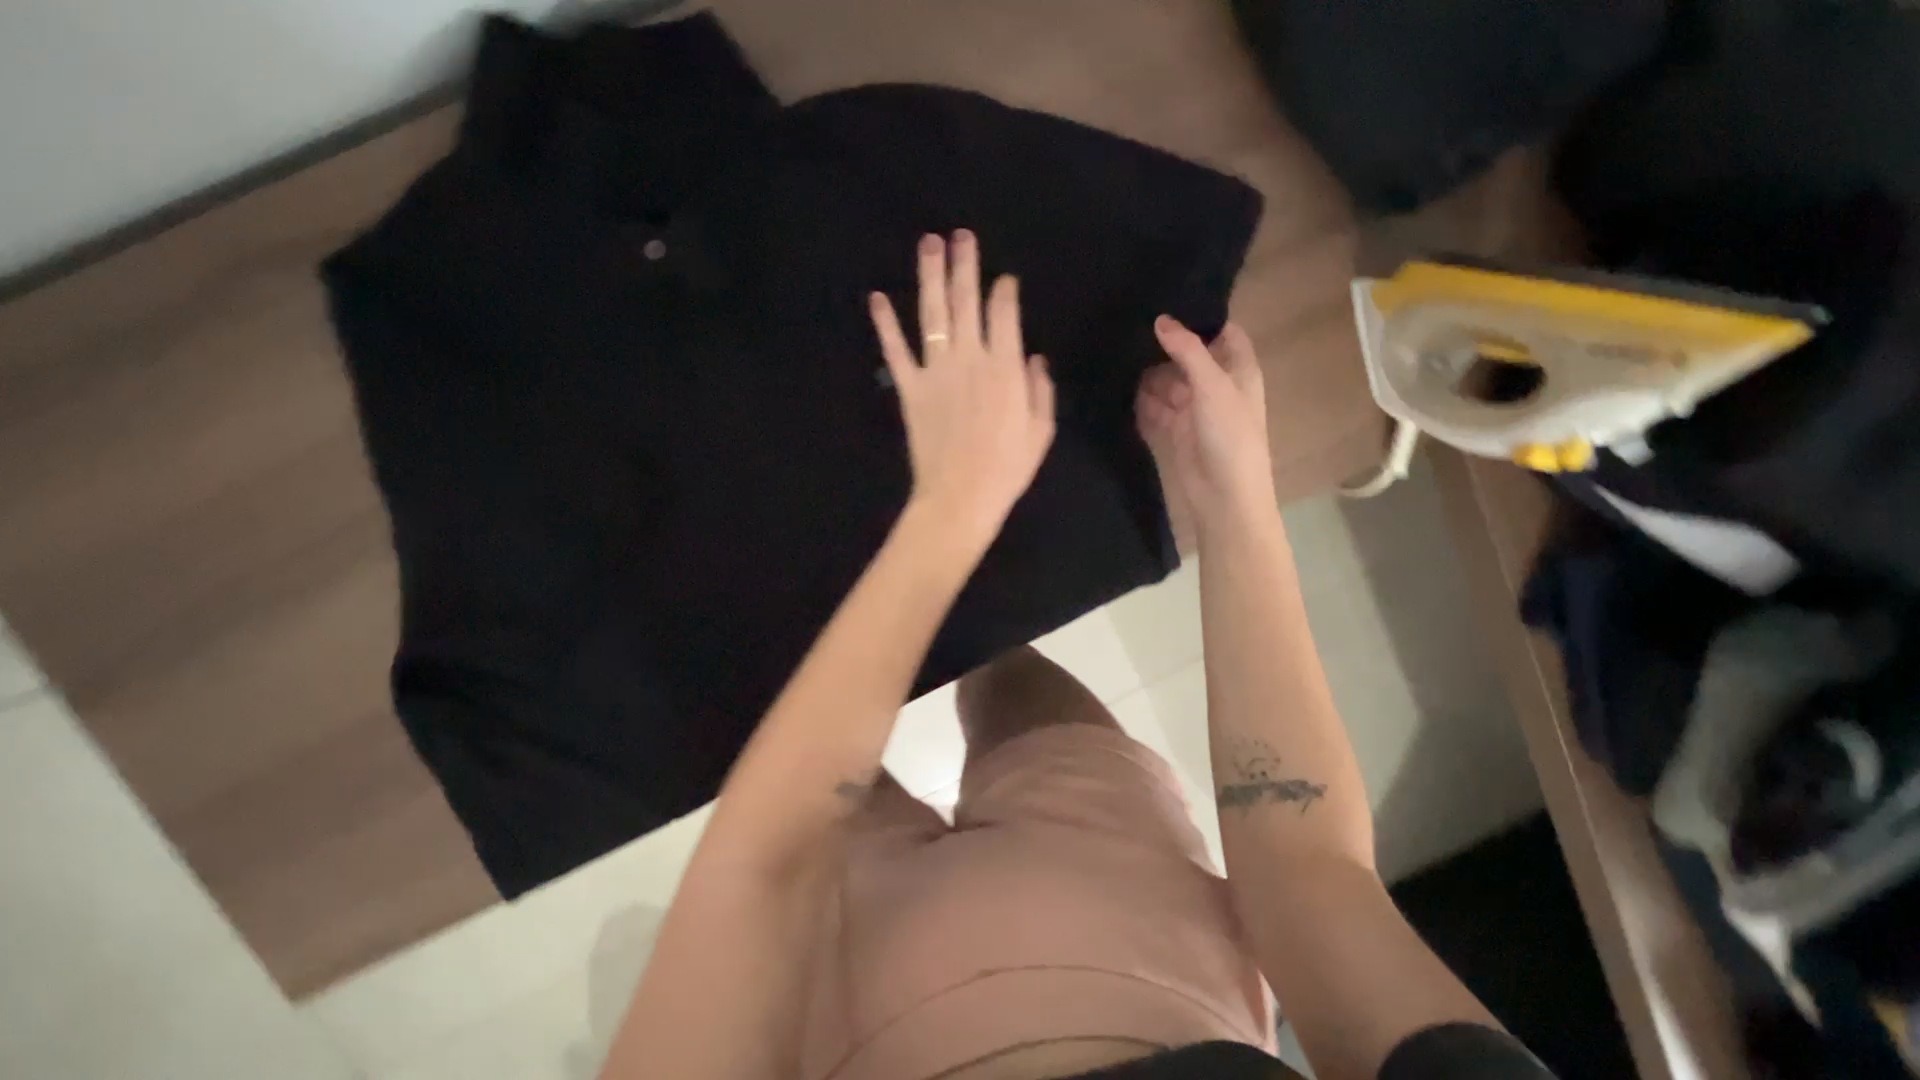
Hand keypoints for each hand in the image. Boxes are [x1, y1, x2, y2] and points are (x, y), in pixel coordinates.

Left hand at [870, 231, 1055, 552]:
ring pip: (932, 313)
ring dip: (929, 276)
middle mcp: (969, 358)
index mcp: (1005, 368)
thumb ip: (1040, 389)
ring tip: (928, 244)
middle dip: (964, 264)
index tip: (1004, 278)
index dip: (1004, 290)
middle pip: (966, 301)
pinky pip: (895, 350)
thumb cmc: (1007, 469)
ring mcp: (936, 370)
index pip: (1005, 313)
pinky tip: (875, 297)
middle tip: (961, 235)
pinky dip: (884, 323)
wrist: (960, 497)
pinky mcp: (909, 387)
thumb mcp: (1041, 431)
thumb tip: (1034, 357)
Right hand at [1137, 316, 1276, 534]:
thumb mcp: (1212, 385)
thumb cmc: (1230, 435)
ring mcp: (1194, 411)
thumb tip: (1161, 320)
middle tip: (1129, 325)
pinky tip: (1116, 387)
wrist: (1224, 496)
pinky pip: (1154, 410)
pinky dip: (1139, 402)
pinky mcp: (1175, 433)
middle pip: (1189, 358)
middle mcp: (1216, 387)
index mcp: (1238, 371)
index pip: (1224, 333)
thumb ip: (1187, 350)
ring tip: (1115, 353)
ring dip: (1147, 375)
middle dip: (1164, 346)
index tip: (1169, 302)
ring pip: (1167, 384)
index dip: (1201, 318)